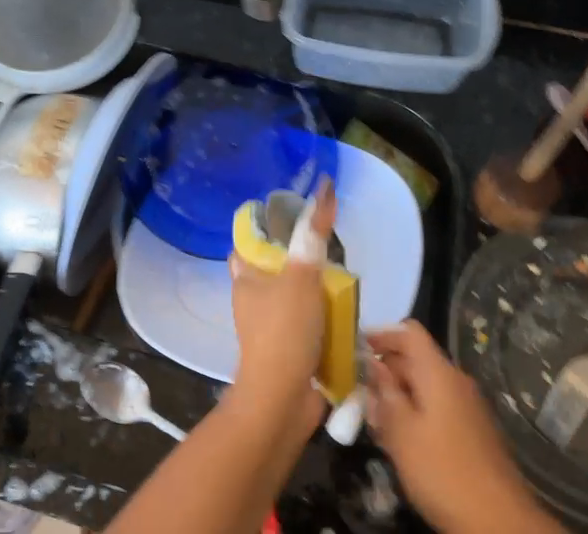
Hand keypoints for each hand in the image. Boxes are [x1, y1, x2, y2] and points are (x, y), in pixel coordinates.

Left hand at [226, 184, 332, 436]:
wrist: (283, 399)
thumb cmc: (285, 330)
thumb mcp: (302, 276)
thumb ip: (314, 235)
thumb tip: (325, 188)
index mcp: (245, 279)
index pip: (248, 244)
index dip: (267, 230)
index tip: (294, 221)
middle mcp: (251, 301)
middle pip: (273, 272)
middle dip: (298, 263)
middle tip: (328, 252)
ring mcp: (267, 329)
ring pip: (290, 299)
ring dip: (312, 293)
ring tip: (341, 282)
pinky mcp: (285, 352)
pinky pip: (304, 327)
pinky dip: (320, 320)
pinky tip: (341, 315)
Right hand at [366, 321, 556, 533]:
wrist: (498, 520)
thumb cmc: (441, 470)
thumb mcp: (401, 432)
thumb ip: (385, 392)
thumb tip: (373, 363)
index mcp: (438, 373)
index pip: (409, 332)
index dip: (382, 334)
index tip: (356, 348)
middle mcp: (456, 381)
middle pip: (416, 359)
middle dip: (385, 370)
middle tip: (360, 393)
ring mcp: (467, 406)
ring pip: (425, 386)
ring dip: (398, 395)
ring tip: (375, 422)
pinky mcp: (472, 430)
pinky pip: (437, 407)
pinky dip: (415, 413)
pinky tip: (400, 440)